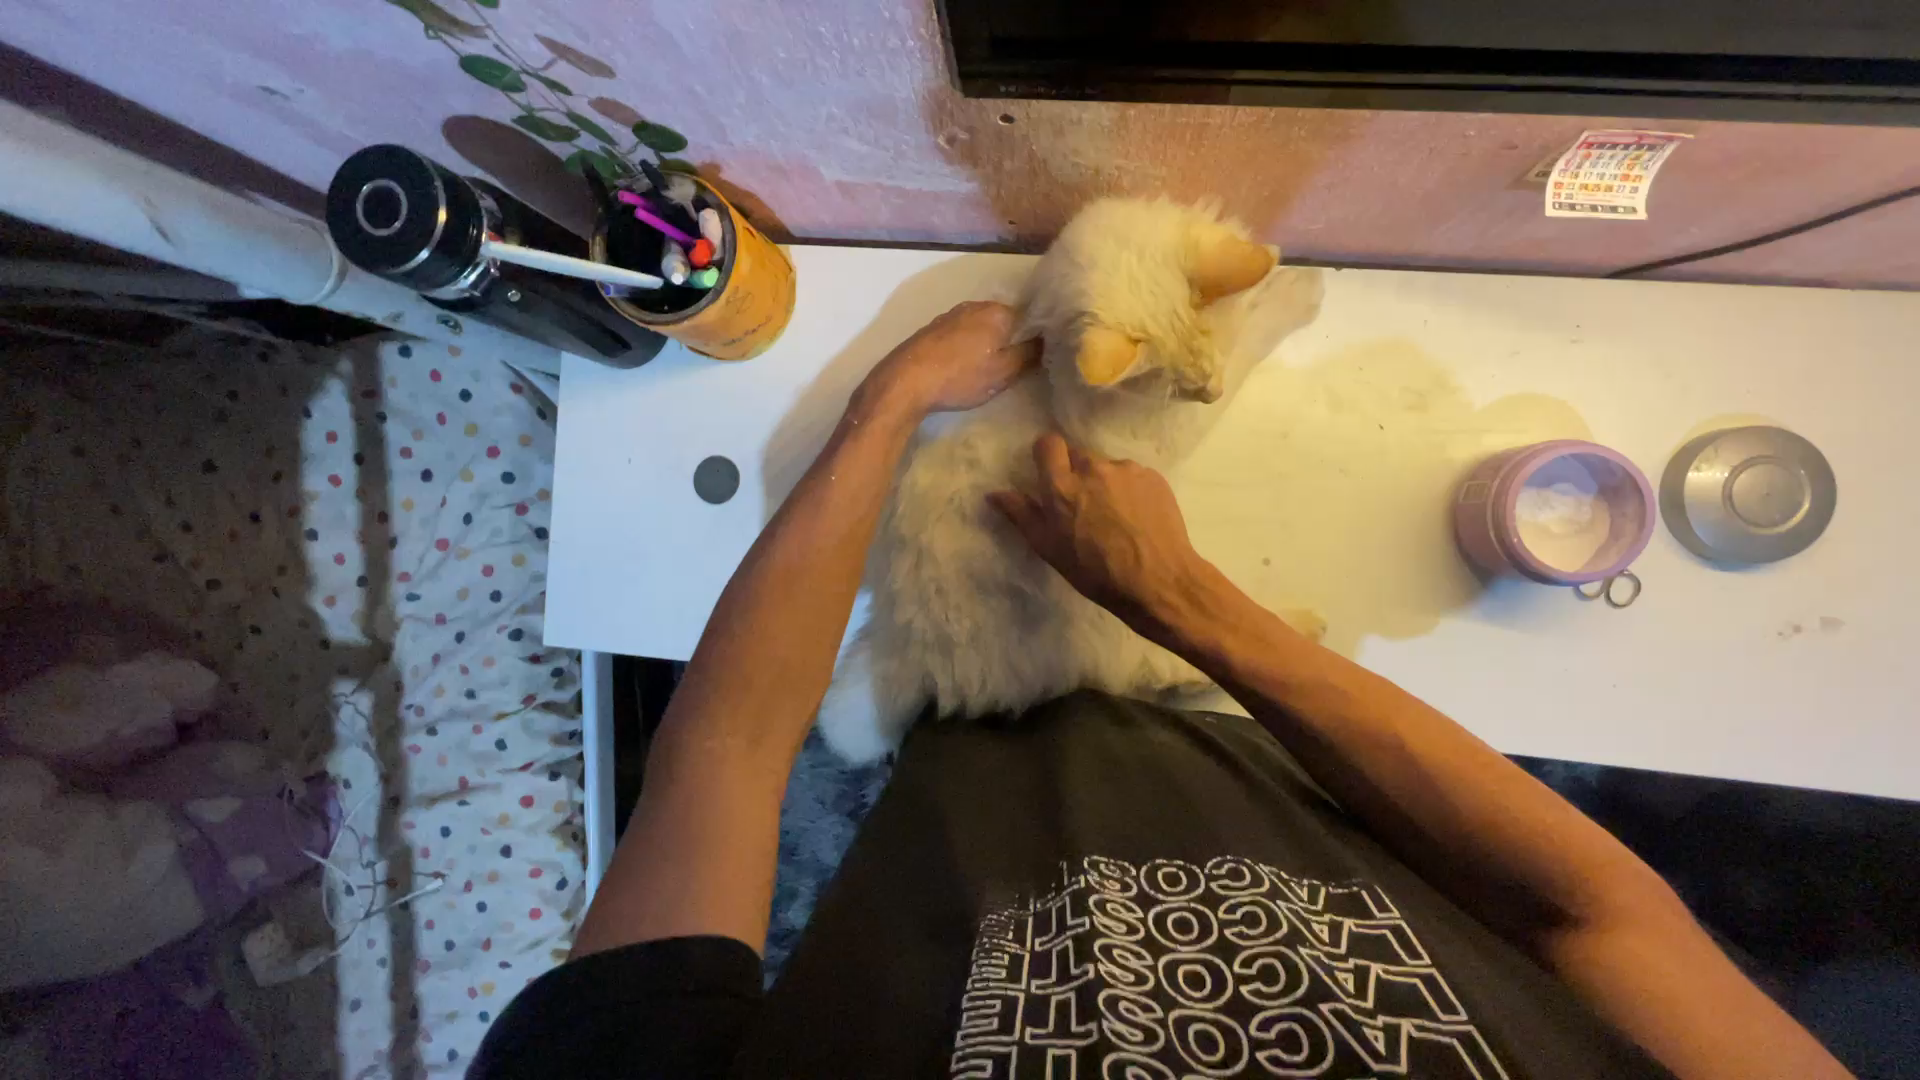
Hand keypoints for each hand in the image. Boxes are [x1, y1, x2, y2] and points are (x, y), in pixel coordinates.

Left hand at [854, 302, 1037, 419]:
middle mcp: (974, 305)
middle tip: (1013, 366)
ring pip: (979, 327)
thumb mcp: (1003, 372)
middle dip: (1009, 339)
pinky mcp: (932, 329)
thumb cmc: (960, 377)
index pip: (1028, 318)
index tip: (1036, 356)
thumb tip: (1048, 339)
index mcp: (997, 311)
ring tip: (987, 368)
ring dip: (986, 344)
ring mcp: (950, 316)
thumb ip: (1029, 354)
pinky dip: (966, 347)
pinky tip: (962, 365)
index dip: (1034, 337)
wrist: (906, 382)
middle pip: (1002, 321)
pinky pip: (960, 335)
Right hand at [988, 432, 1218, 637]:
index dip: (1047, 456)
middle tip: (1082, 507)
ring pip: (1106, 466)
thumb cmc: (1096, 572)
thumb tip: (995, 493)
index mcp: (1062, 485)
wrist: (1159, 581)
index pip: (1047, 443)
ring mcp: (1126, 469)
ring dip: (1103, 483)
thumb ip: (1021, 515)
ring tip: (1114, 517)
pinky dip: (1129, 490)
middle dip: (1075, 474)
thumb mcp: (1049, 549)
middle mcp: (1093, 467)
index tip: (1050, 476)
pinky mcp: (1153, 476)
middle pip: (1078, 456)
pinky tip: (1135, 518)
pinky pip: (1132, 475)